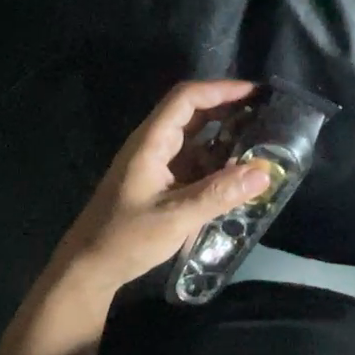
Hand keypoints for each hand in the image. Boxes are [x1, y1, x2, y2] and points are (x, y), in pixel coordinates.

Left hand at [50, 80, 272, 289]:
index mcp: (151, 142)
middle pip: (191, 113)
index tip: (254, 92)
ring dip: (223, 137)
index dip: (220, 90)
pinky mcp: (158, 183)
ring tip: (260, 141)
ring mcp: (154, 164)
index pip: (185, 99)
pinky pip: (191, 162)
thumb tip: (264, 172)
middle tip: (265, 114)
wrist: (89, 265)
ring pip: (193, 139)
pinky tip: (238, 174)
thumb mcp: (176, 217)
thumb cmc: (125, 238)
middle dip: (227, 109)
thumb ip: (218, 194)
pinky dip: (215, 162)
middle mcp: (152, 145)